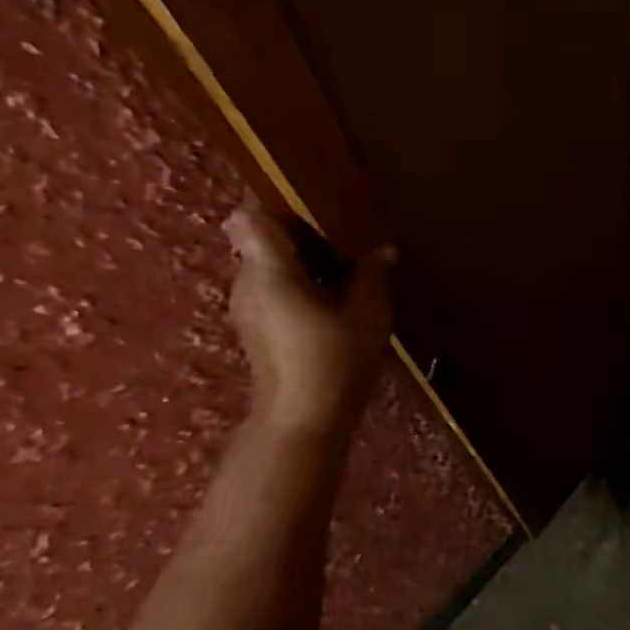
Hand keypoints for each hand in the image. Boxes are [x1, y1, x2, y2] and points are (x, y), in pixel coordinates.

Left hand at [224, 202, 393, 429]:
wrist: (303, 420)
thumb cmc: (334, 359)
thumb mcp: (369, 313)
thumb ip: (374, 274)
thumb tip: (384, 250)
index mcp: (269, 271)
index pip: (249, 218)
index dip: (276, 209)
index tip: (313, 216)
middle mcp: (247, 284)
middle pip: (261, 241)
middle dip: (299, 238)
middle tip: (343, 248)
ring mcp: (246, 310)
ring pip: (266, 268)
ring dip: (300, 266)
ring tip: (344, 279)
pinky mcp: (254, 331)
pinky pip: (271, 292)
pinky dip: (296, 289)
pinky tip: (332, 309)